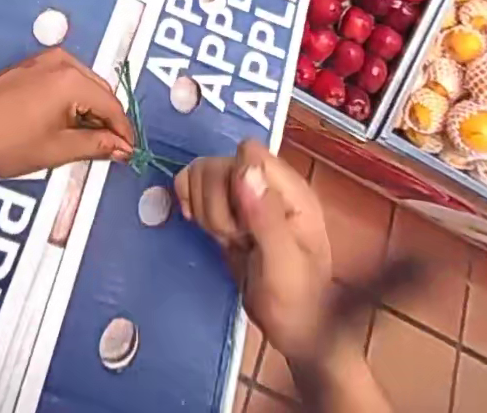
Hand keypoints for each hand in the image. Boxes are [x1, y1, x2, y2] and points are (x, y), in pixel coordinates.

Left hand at [0, 48, 134, 178]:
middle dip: (107, 120)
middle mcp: (61, 62)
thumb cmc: (5, 143)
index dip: (123, 132)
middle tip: (111, 151)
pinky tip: (67, 124)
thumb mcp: (56, 150)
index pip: (111, 105)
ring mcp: (44, 60)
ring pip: (84, 85)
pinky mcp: (31, 65)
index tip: (128, 153)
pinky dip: (73, 100)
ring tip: (87, 141)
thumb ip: (96, 145)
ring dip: (90, 110)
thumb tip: (122, 147)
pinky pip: (65, 80)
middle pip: (100, 90)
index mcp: (71, 79)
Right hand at [175, 140, 344, 366]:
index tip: (242, 224)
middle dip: (215, 204)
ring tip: (225, 238)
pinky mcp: (225, 204)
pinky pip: (193, 183)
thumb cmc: (297, 304)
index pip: (248, 153)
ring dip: (203, 208)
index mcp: (290, 190)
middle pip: (219, 163)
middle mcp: (267, 182)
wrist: (294, 332)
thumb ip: (265, 217)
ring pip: (203, 172)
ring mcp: (245, 192)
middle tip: (235, 239)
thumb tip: (245, 169)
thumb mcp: (284, 267)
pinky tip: (201, 226)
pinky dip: (190, 201)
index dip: (234, 182)